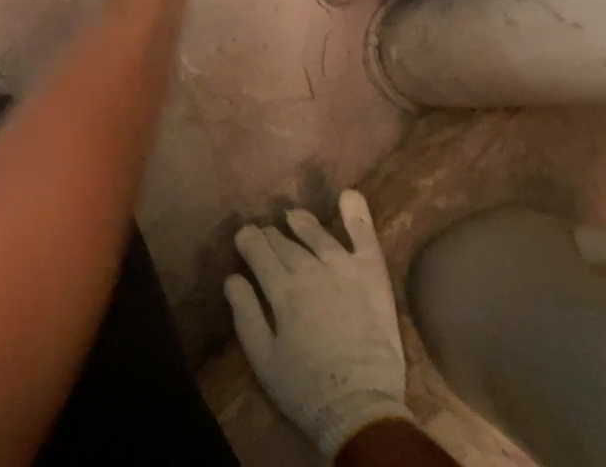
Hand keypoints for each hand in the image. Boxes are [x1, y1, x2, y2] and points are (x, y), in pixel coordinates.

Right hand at [225, 190, 409, 457]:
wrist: (360, 408)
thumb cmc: (305, 387)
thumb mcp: (262, 357)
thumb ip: (245, 313)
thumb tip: (232, 277)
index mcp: (281, 290)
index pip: (258, 252)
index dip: (248, 241)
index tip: (244, 237)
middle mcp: (311, 271)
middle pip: (286, 244)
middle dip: (272, 237)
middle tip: (266, 235)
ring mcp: (345, 272)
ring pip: (318, 237)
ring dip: (303, 224)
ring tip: (294, 217)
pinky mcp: (373, 279)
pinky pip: (365, 241)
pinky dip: (358, 217)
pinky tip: (350, 196)